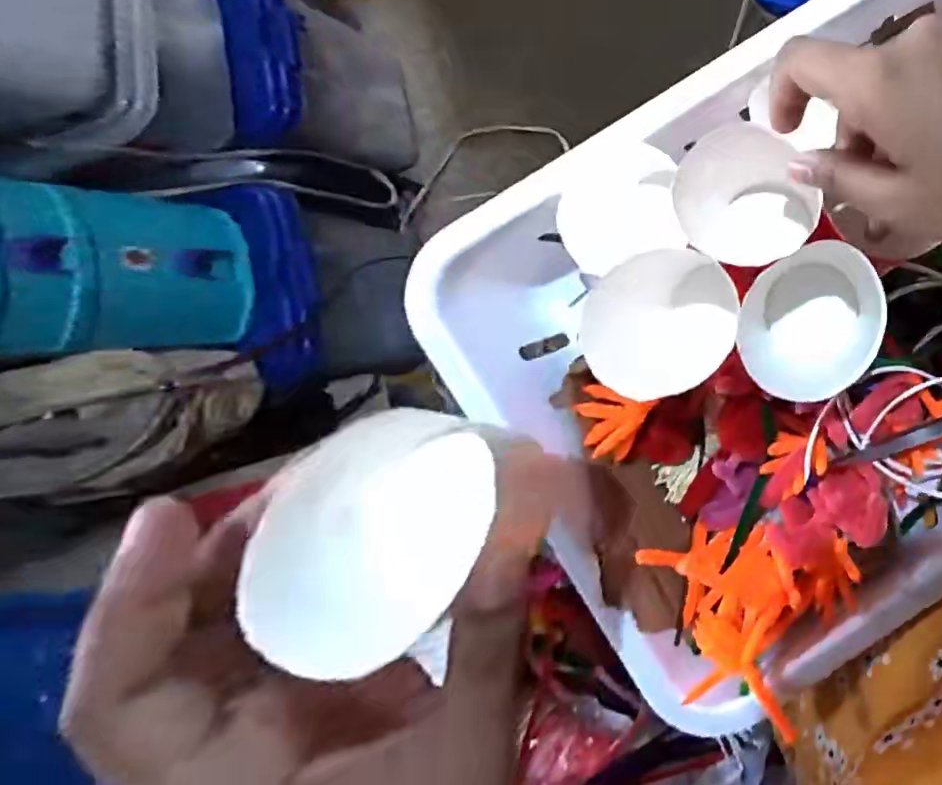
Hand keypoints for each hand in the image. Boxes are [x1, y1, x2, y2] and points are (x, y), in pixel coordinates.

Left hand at [61, 496, 529, 784]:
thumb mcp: (466, 743)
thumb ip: (486, 646)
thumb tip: (515, 543)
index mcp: (219, 776)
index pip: (123, 698)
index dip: (131, 605)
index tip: (167, 516)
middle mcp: (216, 751)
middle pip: (168, 652)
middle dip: (208, 562)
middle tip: (284, 488)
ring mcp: (262, 730)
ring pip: (218, 644)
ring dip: (250, 570)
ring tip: (311, 501)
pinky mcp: (308, 713)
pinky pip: (277, 643)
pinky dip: (298, 590)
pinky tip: (344, 549)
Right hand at [770, 16, 941, 258]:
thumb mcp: (904, 202)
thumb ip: (842, 178)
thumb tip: (801, 161)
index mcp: (877, 73)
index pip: (800, 58)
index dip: (780, 95)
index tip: (788, 136)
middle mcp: (910, 42)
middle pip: (851, 78)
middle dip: (846, 131)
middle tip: (869, 190)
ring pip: (890, 84)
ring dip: (883, 129)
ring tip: (912, 188)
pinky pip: (926, 82)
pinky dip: (916, 119)